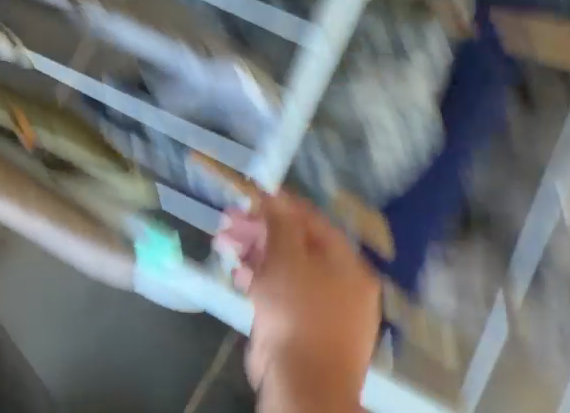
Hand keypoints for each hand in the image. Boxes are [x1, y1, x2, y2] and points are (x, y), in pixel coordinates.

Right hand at [218, 193, 380, 406]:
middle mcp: (341, 282)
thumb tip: (273, 194)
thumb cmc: (298, 309)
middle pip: (296, 242)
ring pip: (285, 264)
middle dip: (258, 228)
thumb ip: (280, 222)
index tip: (246, 194)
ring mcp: (323, 303)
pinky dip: (259, 276)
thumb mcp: (286, 257)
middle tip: (225, 221)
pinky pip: (281, 288)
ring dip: (252, 250)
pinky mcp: (303, 320)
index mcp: (347, 265)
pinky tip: (237, 275)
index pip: (313, 221)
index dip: (279, 204)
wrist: (303, 375)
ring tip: (222, 246)